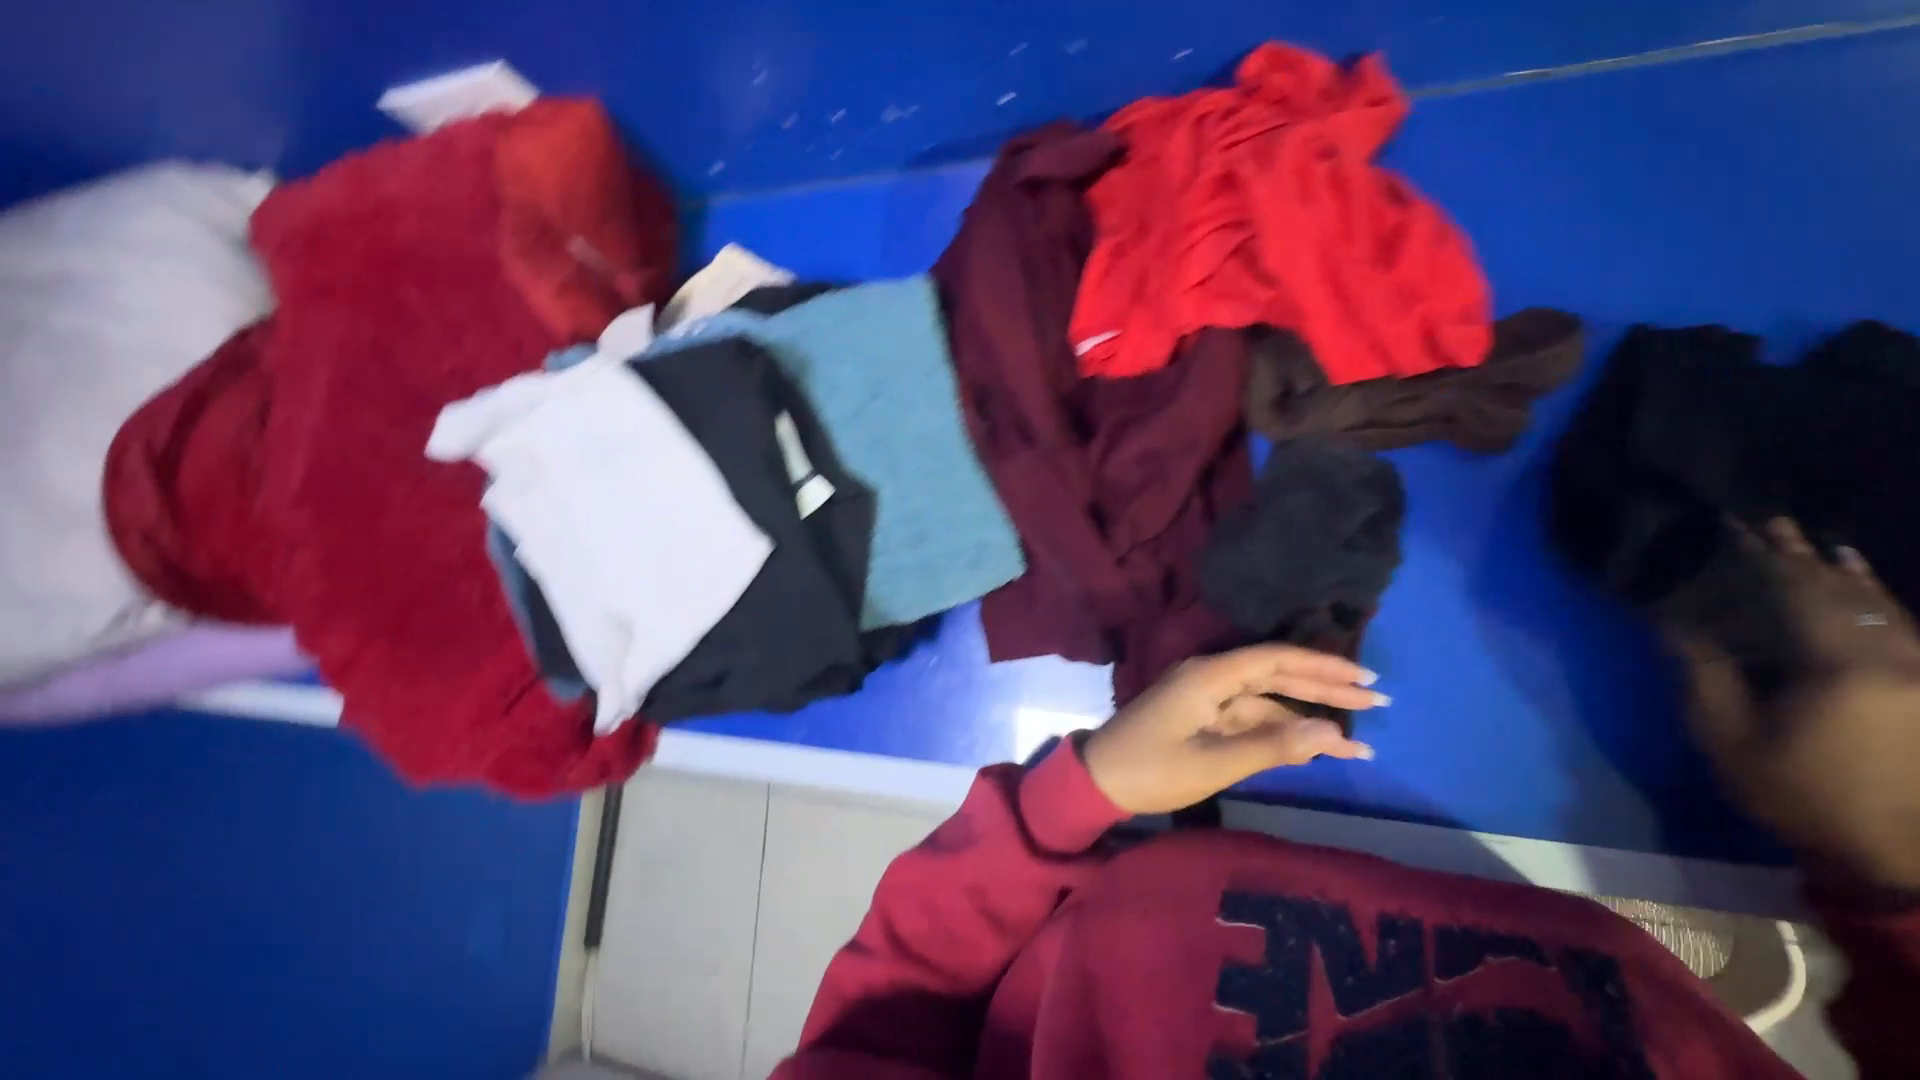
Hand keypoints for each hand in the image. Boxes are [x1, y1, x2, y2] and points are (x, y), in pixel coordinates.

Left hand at [1080, 645, 1385, 815]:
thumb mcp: (1214, 763)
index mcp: (1209, 677)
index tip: (1365, 678)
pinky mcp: (1201, 719)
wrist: (1096, 782)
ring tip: (1358, 735)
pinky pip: (1250, 718)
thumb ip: (1273, 746)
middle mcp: (1209, 678)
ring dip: (1308, 715)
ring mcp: (1204, 699)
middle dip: (1326, 688)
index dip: (1323, 666)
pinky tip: (1313, 745)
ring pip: (1267, 700)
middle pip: (1276, 675)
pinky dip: (1281, 731)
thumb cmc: (1151, 770)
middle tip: (1379, 699)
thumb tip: (1332, 733)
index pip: (1275, 660)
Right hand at [1673, 519, 1919, 888]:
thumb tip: (1675, 620)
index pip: (1796, 593)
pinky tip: (1861, 577)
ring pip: (1879, 603)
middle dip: (1799, 556)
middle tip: (1766, 523)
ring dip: (1840, 571)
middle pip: (1841, 591)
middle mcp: (1894, 656)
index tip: (1731, 529)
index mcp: (1840, 667)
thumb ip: (1704, 674)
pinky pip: (1904, 625)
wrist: (1902, 857)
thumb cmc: (1804, 796)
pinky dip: (1878, 596)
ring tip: (1809, 540)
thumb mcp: (1731, 741)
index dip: (1762, 559)